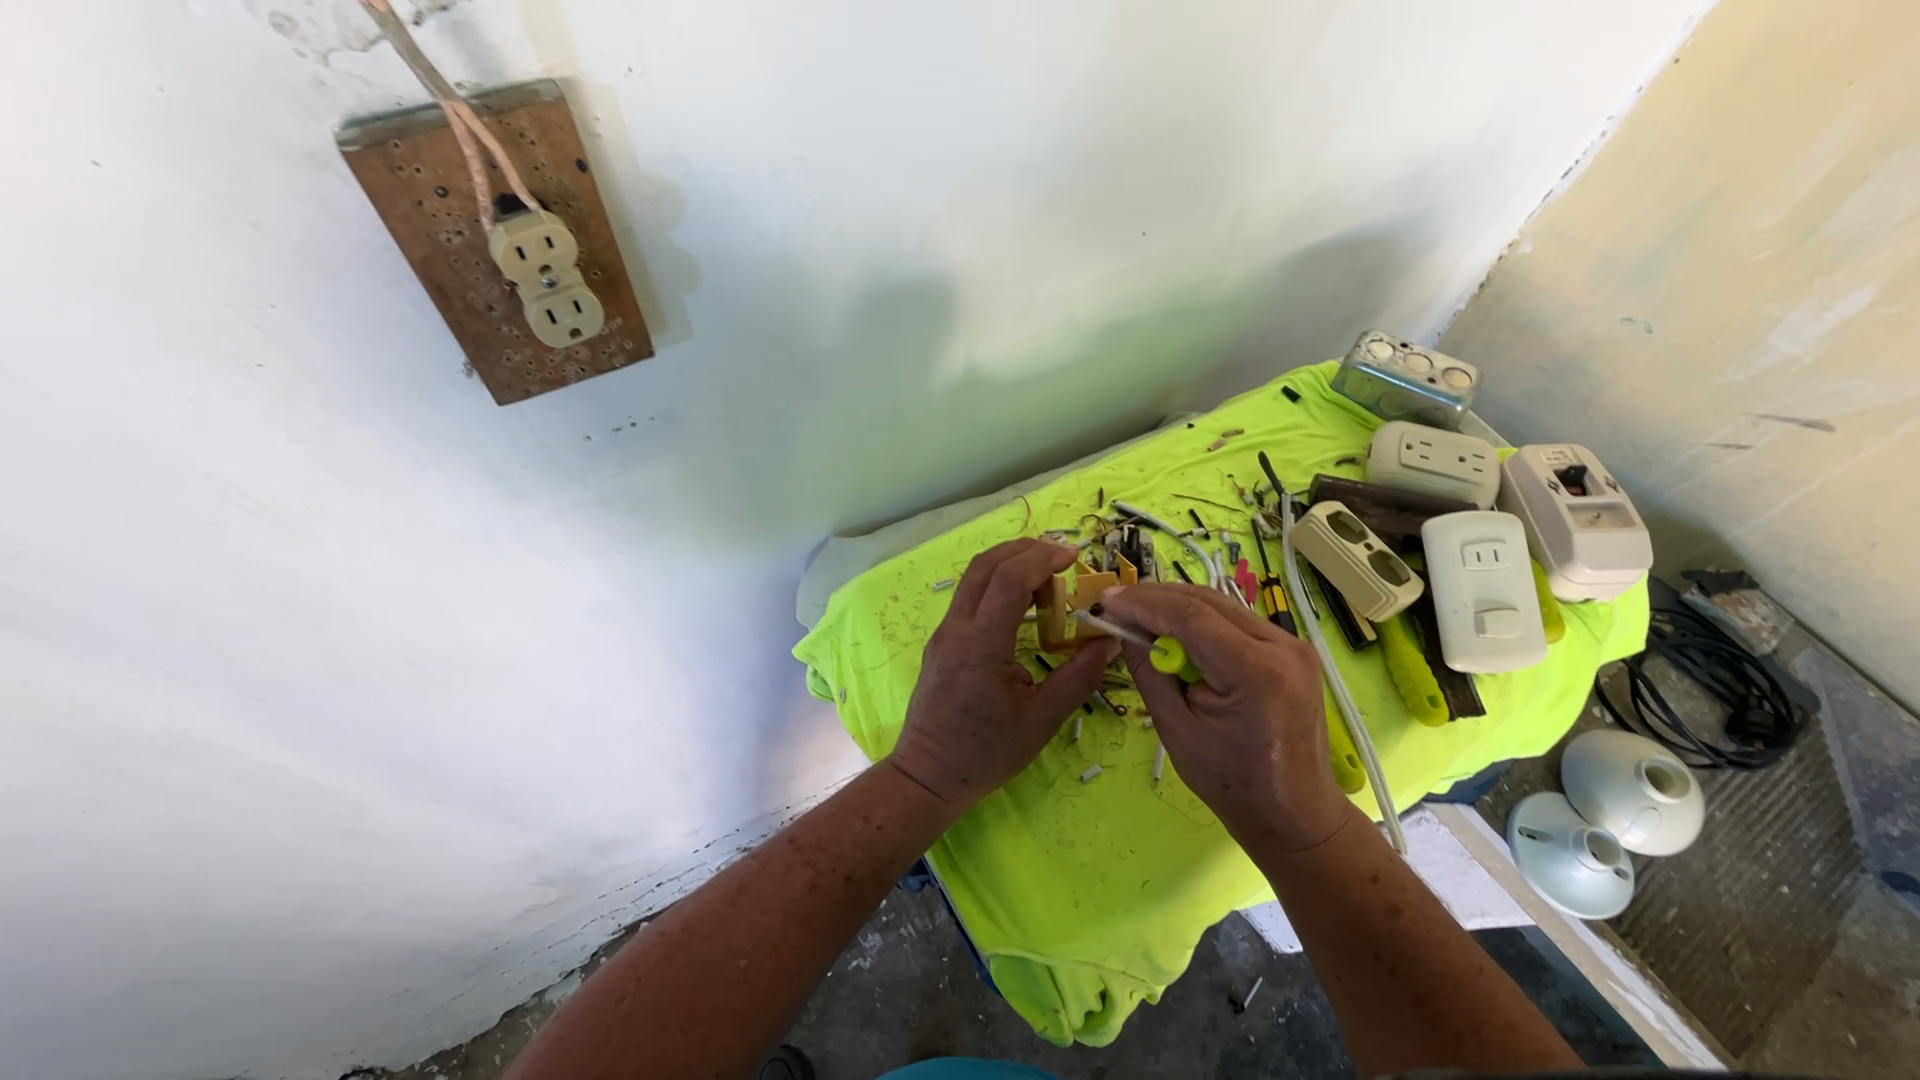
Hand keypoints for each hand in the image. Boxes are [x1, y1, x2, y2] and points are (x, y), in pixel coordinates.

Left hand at [889, 539, 1118, 807]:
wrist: (928, 776)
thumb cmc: (986, 753)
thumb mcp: (1042, 720)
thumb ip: (1078, 677)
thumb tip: (1109, 642)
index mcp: (981, 645)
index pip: (1009, 580)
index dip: (1043, 559)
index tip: (1074, 555)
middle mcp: (956, 629)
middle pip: (986, 565)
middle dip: (1026, 550)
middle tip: (1062, 555)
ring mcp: (943, 634)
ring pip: (973, 578)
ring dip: (1010, 565)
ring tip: (1048, 576)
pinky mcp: (941, 642)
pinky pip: (969, 598)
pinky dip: (997, 586)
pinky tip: (1023, 604)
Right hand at [1099, 583, 1350, 851]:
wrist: (1293, 811)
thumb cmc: (1231, 782)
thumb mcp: (1176, 728)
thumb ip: (1149, 672)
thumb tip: (1122, 628)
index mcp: (1257, 672)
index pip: (1191, 616)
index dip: (1143, 603)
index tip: (1105, 601)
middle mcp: (1282, 647)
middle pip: (1207, 601)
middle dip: (1155, 598)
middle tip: (1114, 603)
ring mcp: (1292, 645)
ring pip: (1222, 606)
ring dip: (1176, 606)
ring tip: (1136, 614)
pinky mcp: (1291, 650)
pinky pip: (1235, 622)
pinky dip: (1200, 621)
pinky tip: (1172, 632)